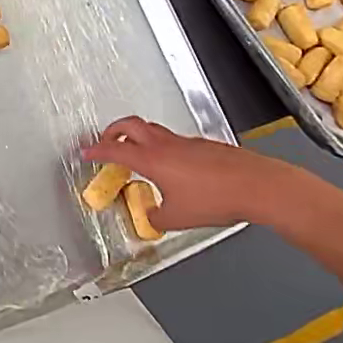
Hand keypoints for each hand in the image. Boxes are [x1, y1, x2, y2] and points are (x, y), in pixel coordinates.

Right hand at [82, 116, 322, 232]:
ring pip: (152, 130)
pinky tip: (170, 166)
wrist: (256, 185)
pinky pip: (174, 140)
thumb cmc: (216, 199)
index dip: (96, 150)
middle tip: (106, 142)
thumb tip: (152, 215)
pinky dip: (161, 147)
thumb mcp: (177, 218)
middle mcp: (166, 145)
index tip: (86, 151)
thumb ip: (156, 216)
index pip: (114, 150)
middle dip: (112, 131)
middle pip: (130, 125)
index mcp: (152, 160)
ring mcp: (186, 142)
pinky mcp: (203, 146)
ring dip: (138, 137)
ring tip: (136, 153)